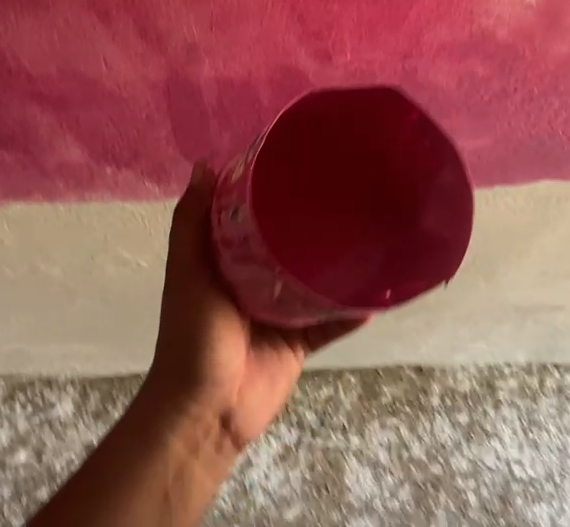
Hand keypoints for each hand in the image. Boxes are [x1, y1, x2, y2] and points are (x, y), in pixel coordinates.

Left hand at [141, 163, 364, 452]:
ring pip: (315, 279)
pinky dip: (353, 308)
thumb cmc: (193, 335)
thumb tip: (205, 163)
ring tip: (373, 231)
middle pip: (288, 244)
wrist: (208, 411)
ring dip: (339, 263)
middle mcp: (254, 280)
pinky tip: (381, 289)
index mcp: (225, 259)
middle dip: (313, 224)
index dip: (270, 190)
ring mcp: (281, 311)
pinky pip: (333, 319)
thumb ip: (193, 222)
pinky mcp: (301, 341)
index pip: (250, 214)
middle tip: (349, 191)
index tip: (299, 157)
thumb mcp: (188, 271)